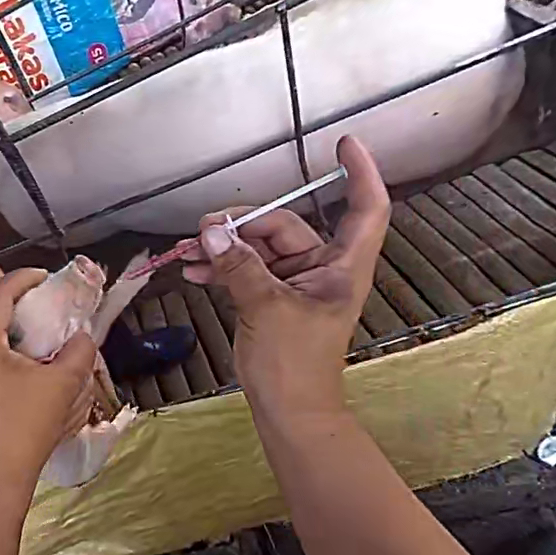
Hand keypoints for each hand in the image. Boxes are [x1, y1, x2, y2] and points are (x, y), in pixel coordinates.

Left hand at [0, 270, 98, 484]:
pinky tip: (17, 342)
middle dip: (12, 288)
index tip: (48, 277)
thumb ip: (79, 349)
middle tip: (41, 294)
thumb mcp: (62, 384)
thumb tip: (82, 334)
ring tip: (31, 315)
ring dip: (1, 307)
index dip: (25, 277)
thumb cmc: (26, 426)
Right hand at [180, 136, 390, 418]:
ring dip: (225, 248)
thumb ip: (238, 266)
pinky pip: (246, 271)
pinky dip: (222, 269)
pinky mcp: (270, 299)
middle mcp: (321, 269)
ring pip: (258, 248)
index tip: (344, 144)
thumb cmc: (293, 364)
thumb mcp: (265, 309)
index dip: (361, 174)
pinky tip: (195, 270)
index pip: (366, 210)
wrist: (288, 411)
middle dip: (244, 224)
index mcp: (341, 268)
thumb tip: (211, 231)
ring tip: (189, 252)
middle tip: (204, 229)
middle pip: (285, 226)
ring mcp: (294, 284)